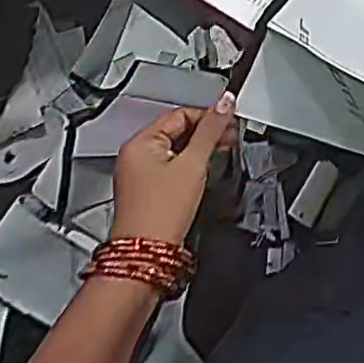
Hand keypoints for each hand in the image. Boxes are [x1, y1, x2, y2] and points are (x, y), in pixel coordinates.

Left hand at [110, 92, 238, 243]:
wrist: (147, 258)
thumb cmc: (159, 215)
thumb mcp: (193, 164)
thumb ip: (211, 131)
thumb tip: (224, 104)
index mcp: (140, 142)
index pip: (181, 114)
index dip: (208, 116)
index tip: (228, 121)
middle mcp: (135, 155)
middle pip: (178, 130)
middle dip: (205, 134)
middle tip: (228, 138)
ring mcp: (140, 173)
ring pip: (176, 149)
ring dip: (199, 150)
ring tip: (219, 155)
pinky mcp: (147, 190)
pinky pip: (171, 167)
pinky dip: (189, 166)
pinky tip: (202, 174)